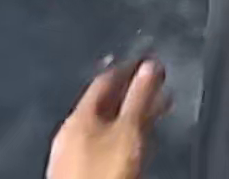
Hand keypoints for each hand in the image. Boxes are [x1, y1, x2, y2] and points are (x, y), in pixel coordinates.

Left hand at [48, 58, 166, 178]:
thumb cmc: (104, 170)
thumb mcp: (129, 128)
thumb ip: (140, 93)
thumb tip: (149, 65)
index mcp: (77, 118)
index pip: (105, 78)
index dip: (130, 66)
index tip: (152, 60)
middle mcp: (70, 133)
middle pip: (106, 101)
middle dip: (134, 90)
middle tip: (158, 82)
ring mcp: (72, 153)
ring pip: (107, 122)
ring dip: (132, 111)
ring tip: (157, 108)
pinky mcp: (80, 170)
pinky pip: (106, 140)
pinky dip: (125, 130)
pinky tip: (139, 134)